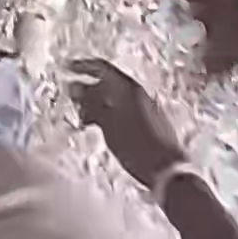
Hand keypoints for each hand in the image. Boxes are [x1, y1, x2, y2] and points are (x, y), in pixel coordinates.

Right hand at [67, 58, 185, 184]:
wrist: (169, 172)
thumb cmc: (137, 146)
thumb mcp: (108, 125)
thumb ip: (91, 104)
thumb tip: (76, 89)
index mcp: (128, 87)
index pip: (101, 67)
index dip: (82, 66)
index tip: (68, 67)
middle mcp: (137, 92)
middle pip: (108, 82)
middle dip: (88, 88)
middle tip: (73, 97)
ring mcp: (146, 106)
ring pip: (115, 97)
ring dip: (98, 103)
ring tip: (84, 116)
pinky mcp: (150, 121)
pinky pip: (124, 108)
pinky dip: (110, 112)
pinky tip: (101, 125)